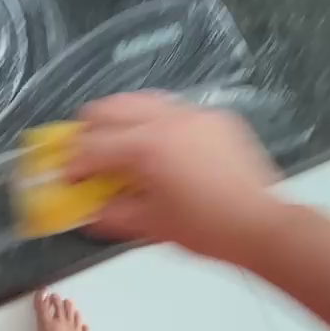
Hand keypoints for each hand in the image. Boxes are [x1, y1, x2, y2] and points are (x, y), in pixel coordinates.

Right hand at [67, 92, 291, 263]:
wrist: (262, 226)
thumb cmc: (208, 230)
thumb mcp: (150, 226)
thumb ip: (109, 214)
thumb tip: (85, 211)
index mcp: (147, 147)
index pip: (92, 146)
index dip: (72, 163)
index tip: (67, 176)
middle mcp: (166, 121)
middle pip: (108, 107)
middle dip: (89, 130)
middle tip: (85, 154)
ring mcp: (192, 114)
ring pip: (139, 99)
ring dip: (120, 119)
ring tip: (117, 143)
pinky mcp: (213, 117)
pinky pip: (172, 108)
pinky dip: (155, 121)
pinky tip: (158, 144)